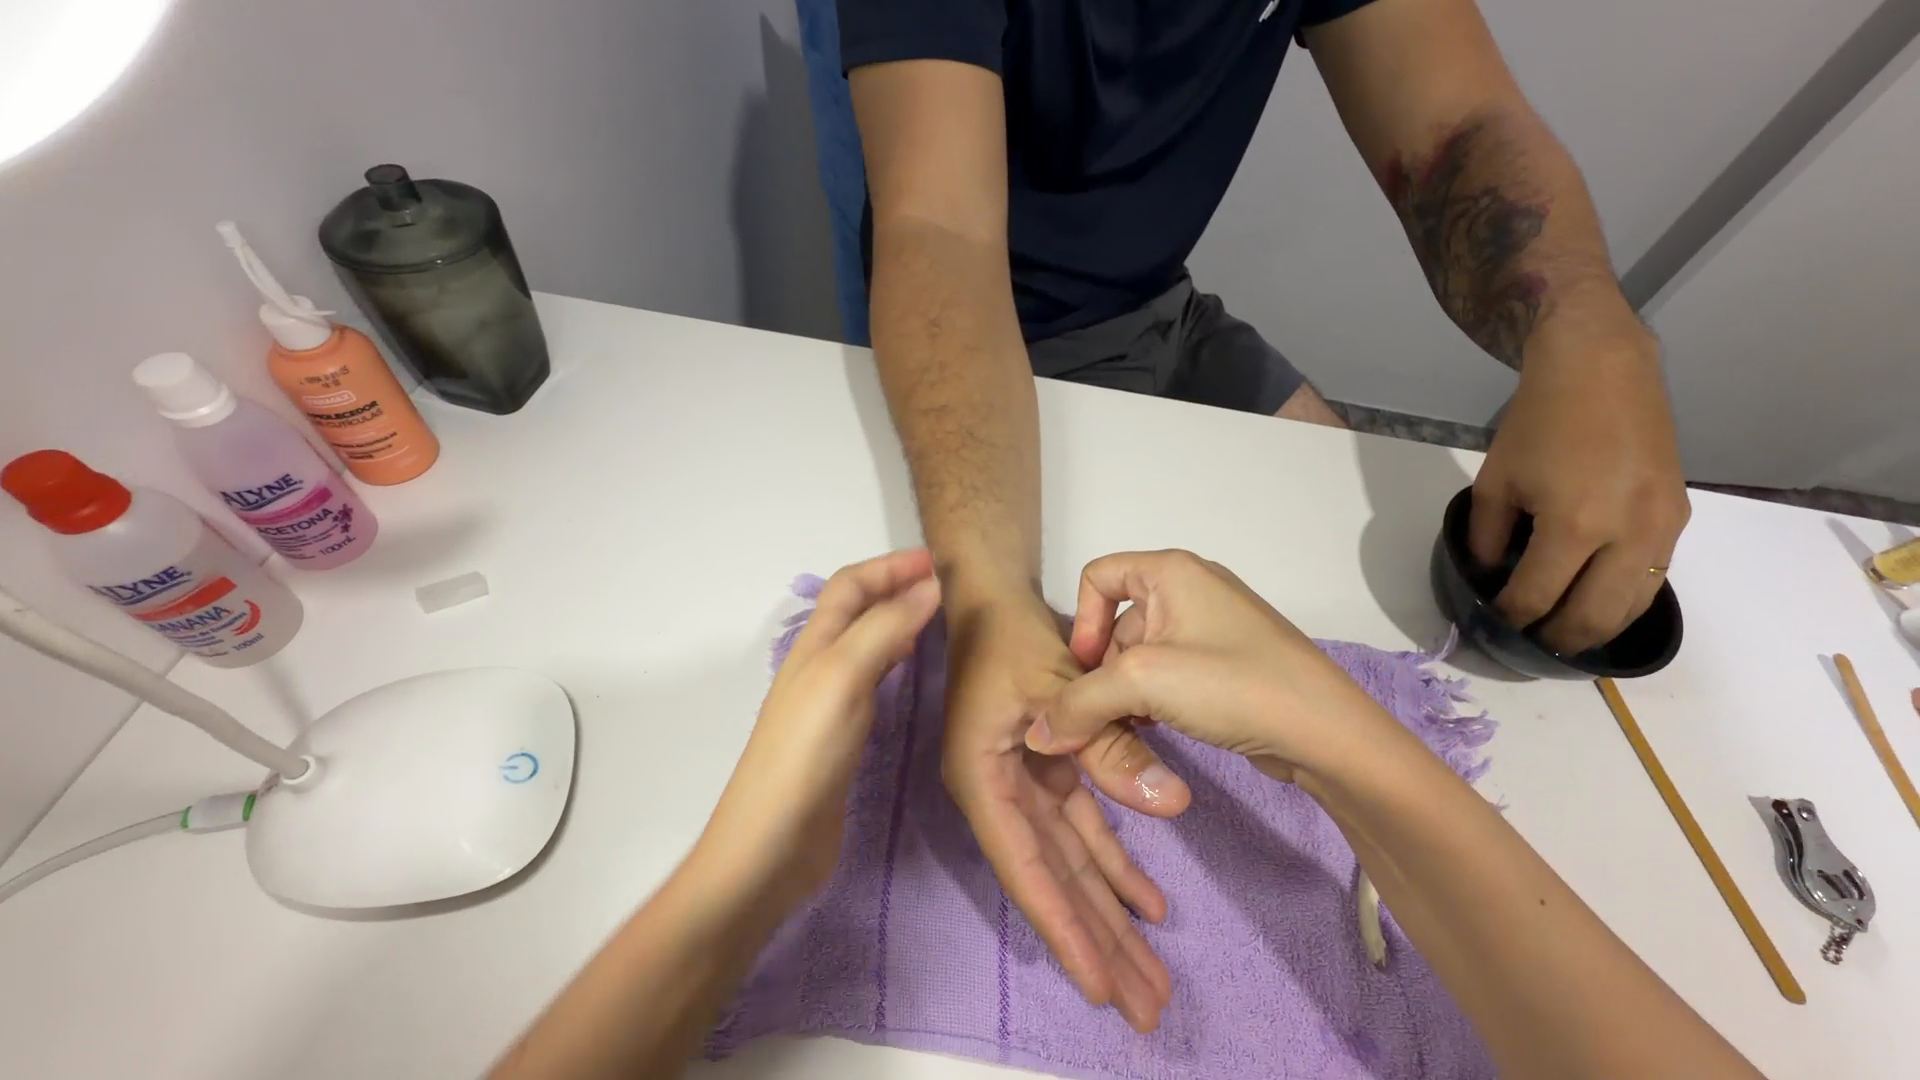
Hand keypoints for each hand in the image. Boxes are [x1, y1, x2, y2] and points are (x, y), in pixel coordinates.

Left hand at [701, 550, 941, 903]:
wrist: (772, 844)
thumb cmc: (805, 753)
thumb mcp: (843, 677)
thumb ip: (884, 628)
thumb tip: (928, 585)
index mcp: (815, 644)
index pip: (850, 585)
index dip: (889, 566)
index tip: (937, 562)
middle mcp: (820, 665)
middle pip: (858, 610)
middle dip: (897, 588)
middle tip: (946, 587)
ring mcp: (830, 702)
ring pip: (867, 644)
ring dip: (899, 623)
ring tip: (940, 621)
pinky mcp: (842, 737)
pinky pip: (874, 682)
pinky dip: (898, 663)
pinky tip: (916, 674)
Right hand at [940, 584, 1185, 1032]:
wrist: (991, 599)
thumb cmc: (1009, 634)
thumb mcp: (1059, 682)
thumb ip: (1110, 744)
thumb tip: (1169, 803)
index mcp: (982, 779)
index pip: (1027, 868)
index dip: (1065, 928)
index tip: (1103, 987)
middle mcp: (997, 793)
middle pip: (1051, 879)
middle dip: (1098, 941)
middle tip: (1143, 1006)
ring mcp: (1022, 785)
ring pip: (1071, 861)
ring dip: (1110, 912)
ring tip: (1151, 973)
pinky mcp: (1047, 772)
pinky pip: (1082, 826)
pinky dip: (1115, 861)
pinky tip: (1147, 901)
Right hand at [1027, 551, 1396, 782]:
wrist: (1326, 733)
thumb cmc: (1232, 684)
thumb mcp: (1143, 683)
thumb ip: (1079, 702)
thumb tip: (1037, 734)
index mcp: (1171, 570)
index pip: (1097, 575)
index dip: (1082, 621)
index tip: (1088, 669)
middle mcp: (1190, 589)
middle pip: (1116, 622)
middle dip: (1104, 670)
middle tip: (1105, 714)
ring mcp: (1211, 628)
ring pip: (1140, 655)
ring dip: (1127, 691)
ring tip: (1134, 727)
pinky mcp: (1225, 664)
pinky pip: (1168, 673)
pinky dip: (1153, 699)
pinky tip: (1157, 730)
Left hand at [1472, 344, 1690, 652]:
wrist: (1603, 373)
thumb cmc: (1538, 425)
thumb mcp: (1495, 483)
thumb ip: (1488, 537)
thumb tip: (1491, 576)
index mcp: (1576, 527)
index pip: (1538, 595)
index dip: (1512, 616)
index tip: (1496, 624)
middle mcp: (1630, 536)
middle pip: (1594, 616)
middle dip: (1558, 638)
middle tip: (1531, 644)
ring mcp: (1664, 529)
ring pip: (1633, 604)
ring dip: (1598, 628)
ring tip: (1563, 635)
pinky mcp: (1681, 519)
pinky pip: (1654, 578)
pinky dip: (1625, 600)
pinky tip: (1598, 603)